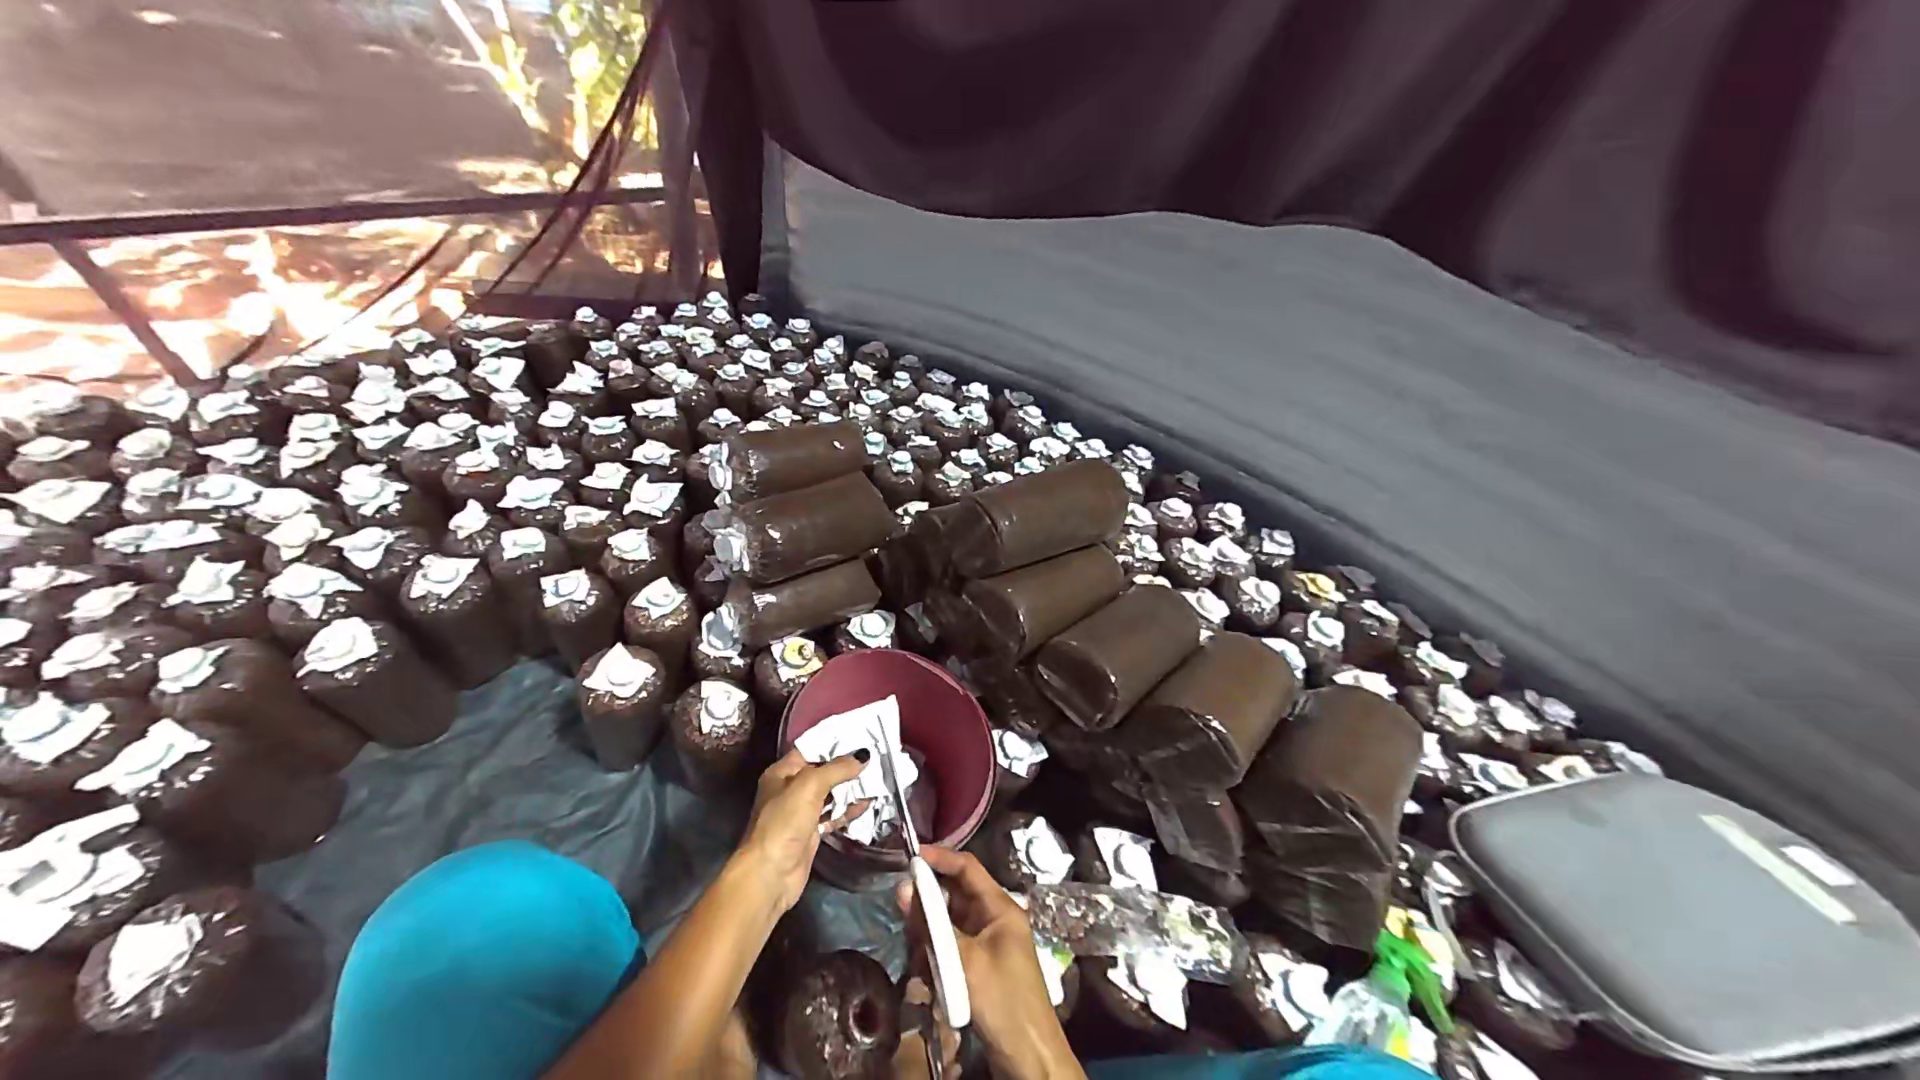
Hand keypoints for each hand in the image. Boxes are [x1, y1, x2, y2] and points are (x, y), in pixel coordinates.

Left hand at [737, 747, 868, 912]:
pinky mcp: (812, 832)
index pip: (811, 748)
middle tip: (876, 755)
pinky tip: (868, 802)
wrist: (770, 874)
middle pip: (823, 770)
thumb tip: (864, 755)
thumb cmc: (784, 822)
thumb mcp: (809, 786)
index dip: (834, 741)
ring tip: (878, 776)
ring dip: (851, 787)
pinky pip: (834, 814)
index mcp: (782, 772)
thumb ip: (837, 768)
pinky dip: (849, 809)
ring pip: (831, 793)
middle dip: (847, 764)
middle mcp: (791, 789)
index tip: (862, 734)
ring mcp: (801, 812)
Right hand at [898, 847, 1083, 1079]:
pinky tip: (927, 975)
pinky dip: (936, 956)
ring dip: (929, 935)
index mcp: (1001, 907)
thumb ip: (931, 925)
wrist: (1029, 1056)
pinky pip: (951, 948)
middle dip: (929, 904)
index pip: (968, 867)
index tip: (911, 856)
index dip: (940, 858)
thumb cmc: (1003, 1000)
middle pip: (955, 896)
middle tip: (904, 914)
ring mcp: (987, 943)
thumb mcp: (964, 960)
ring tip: (917, 954)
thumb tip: (903, 888)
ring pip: (949, 924)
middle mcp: (994, 918)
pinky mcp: (980, 966)